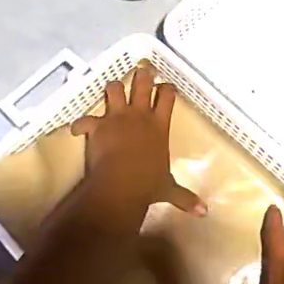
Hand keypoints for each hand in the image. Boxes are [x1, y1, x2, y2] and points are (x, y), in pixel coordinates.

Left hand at [71, 64, 204, 215]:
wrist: (121, 186)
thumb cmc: (148, 184)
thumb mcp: (169, 189)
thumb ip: (185, 197)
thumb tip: (205, 213)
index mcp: (159, 124)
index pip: (167, 94)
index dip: (166, 87)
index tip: (165, 86)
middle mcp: (140, 115)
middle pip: (143, 82)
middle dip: (142, 74)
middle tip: (142, 71)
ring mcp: (117, 118)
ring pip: (114, 89)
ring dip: (111, 89)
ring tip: (111, 90)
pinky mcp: (97, 126)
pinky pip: (84, 119)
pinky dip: (80, 123)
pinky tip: (78, 129)